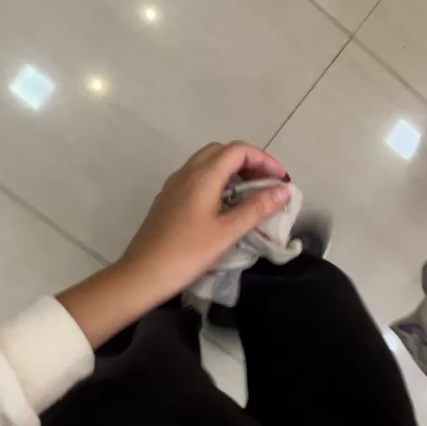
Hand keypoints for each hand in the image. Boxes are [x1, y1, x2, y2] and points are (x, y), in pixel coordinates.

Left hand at [118, 141, 290, 298]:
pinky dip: (217, 180)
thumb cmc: (187, 254)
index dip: (264, 160)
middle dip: (249, 161)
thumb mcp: (228, 232)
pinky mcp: (168, 199)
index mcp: (203, 176)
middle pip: (222, 151)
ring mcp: (174, 185)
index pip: (238, 150)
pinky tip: (225, 204)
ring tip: (251, 193)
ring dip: (232, 170)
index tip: (281, 180)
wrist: (142, 274)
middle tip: (268, 184)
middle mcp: (187, 173)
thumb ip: (257, 208)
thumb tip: (284, 191)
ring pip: (207, 163)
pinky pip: (197, 177)